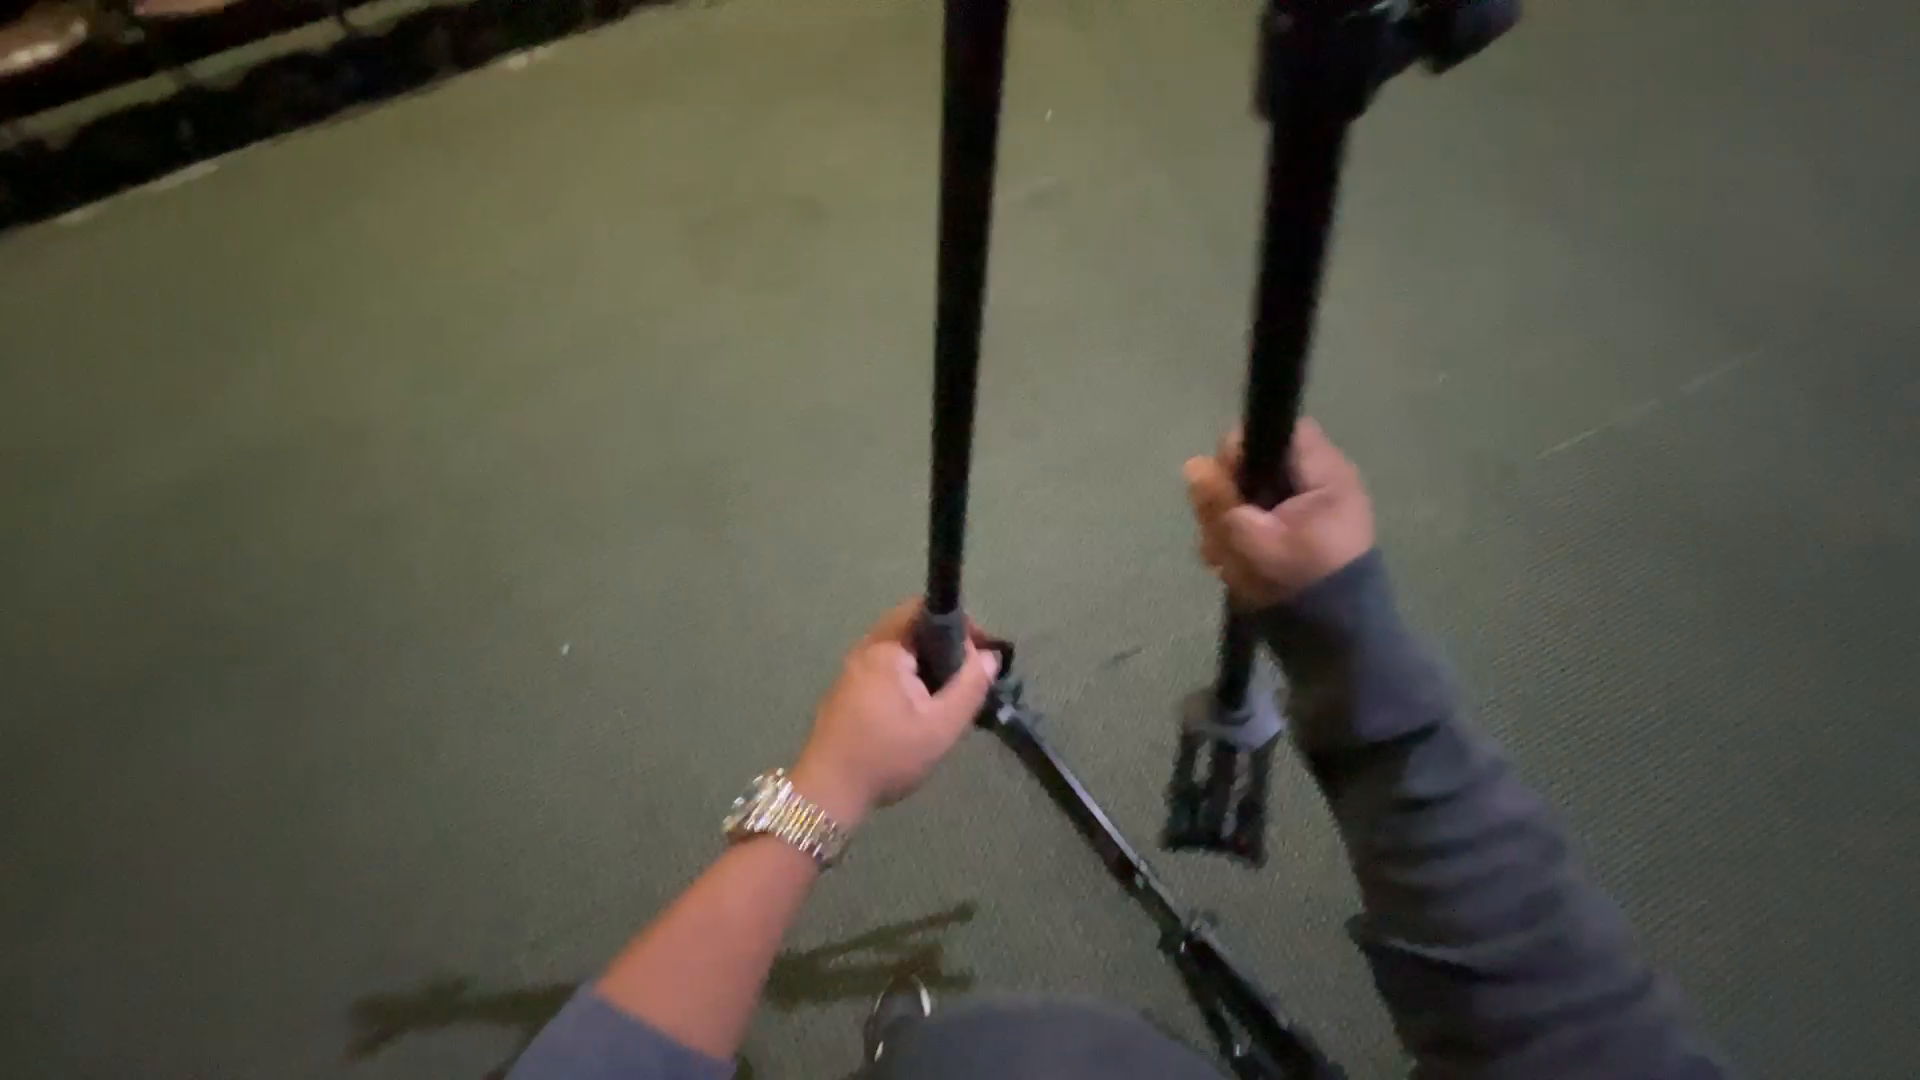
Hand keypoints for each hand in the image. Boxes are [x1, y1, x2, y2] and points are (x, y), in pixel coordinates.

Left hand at [792, 602, 998, 828]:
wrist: (828, 793)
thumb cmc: (887, 755)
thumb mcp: (941, 726)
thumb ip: (970, 686)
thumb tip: (989, 655)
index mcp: (885, 649)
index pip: (924, 609)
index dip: (959, 624)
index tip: (980, 652)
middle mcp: (864, 650)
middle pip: (912, 629)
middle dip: (945, 646)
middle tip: (970, 674)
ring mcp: (851, 671)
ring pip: (898, 651)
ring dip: (927, 663)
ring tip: (950, 694)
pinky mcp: (846, 693)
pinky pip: (885, 669)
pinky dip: (908, 677)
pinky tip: (920, 708)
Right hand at [1183, 418, 1375, 607]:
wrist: (1333, 640)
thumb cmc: (1300, 582)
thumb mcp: (1253, 541)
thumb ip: (1221, 502)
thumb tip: (1193, 465)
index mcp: (1322, 474)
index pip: (1278, 430)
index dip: (1244, 446)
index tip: (1226, 477)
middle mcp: (1314, 485)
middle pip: (1253, 465)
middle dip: (1227, 495)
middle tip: (1222, 526)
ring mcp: (1300, 512)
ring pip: (1244, 497)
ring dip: (1225, 524)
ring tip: (1228, 556)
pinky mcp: (1286, 535)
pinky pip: (1249, 522)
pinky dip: (1234, 541)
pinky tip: (1232, 563)